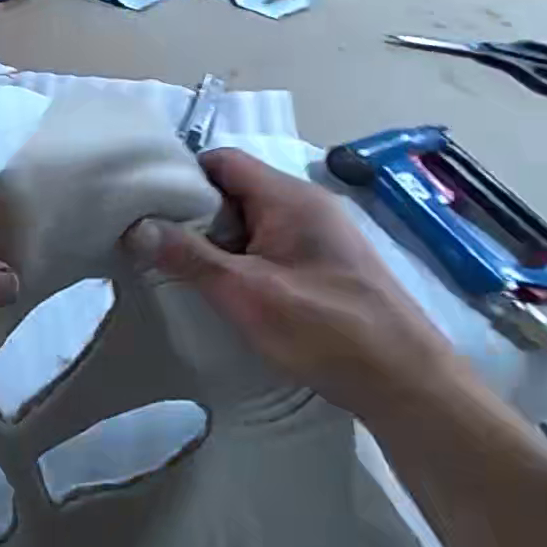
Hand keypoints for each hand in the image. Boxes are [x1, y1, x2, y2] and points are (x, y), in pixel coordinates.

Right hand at [124, 149, 459, 417]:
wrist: (409, 385)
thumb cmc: (327, 330)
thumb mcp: (247, 294)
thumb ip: (190, 258)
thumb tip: (136, 227)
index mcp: (289, 198)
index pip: (223, 161)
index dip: (183, 176)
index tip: (148, 205)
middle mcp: (306, 205)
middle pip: (235, 190)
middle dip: (195, 214)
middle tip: (158, 244)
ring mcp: (318, 235)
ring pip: (251, 221)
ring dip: (218, 241)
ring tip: (184, 270)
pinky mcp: (324, 264)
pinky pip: (270, 245)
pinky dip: (242, 259)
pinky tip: (227, 290)